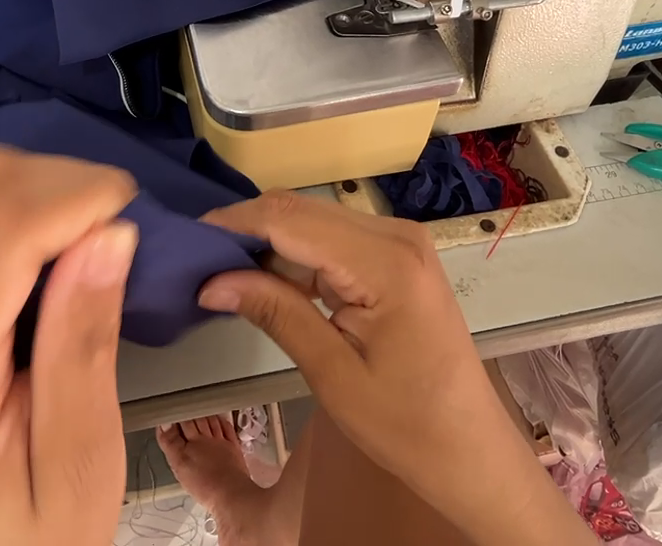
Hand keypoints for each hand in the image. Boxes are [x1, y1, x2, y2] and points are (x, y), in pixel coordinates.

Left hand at [0, 146, 138, 545]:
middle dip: (60, 184)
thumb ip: (84, 344)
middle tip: (119, 227)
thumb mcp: (81, 464)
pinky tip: (54, 249)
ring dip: (39, 191)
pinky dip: (18, 210)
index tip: (133, 208)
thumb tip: (110, 232)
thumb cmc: (37, 538)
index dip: (71, 198)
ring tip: (91, 236)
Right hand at [198, 194, 594, 545]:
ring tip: (222, 265)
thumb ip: (275, 311)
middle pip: (301, 210)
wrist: (472, 450)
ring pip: (314, 218)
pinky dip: (295, 250)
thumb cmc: (407, 425)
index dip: (235, 224)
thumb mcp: (333, 374)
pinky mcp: (397, 253)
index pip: (291, 220)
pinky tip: (266, 273)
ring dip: (268, 237)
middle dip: (247, 228)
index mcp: (385, 262)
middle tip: (198, 257)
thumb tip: (212, 279)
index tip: (188, 242)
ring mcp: (400, 240)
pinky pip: (334, 236)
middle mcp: (395, 234)